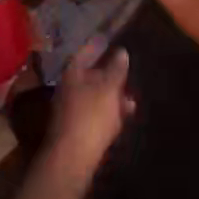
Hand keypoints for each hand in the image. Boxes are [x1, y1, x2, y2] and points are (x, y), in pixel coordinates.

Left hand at [37, 39, 133, 183]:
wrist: (71, 160)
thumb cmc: (91, 115)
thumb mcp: (110, 87)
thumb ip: (116, 69)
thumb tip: (122, 52)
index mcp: (73, 73)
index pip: (85, 51)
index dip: (97, 45)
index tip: (108, 38)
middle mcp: (68, 89)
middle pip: (90, 75)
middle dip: (109, 74)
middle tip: (125, 70)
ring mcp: (70, 111)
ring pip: (94, 96)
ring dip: (112, 96)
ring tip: (131, 100)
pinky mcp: (75, 130)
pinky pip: (94, 114)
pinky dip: (108, 112)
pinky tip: (123, 117)